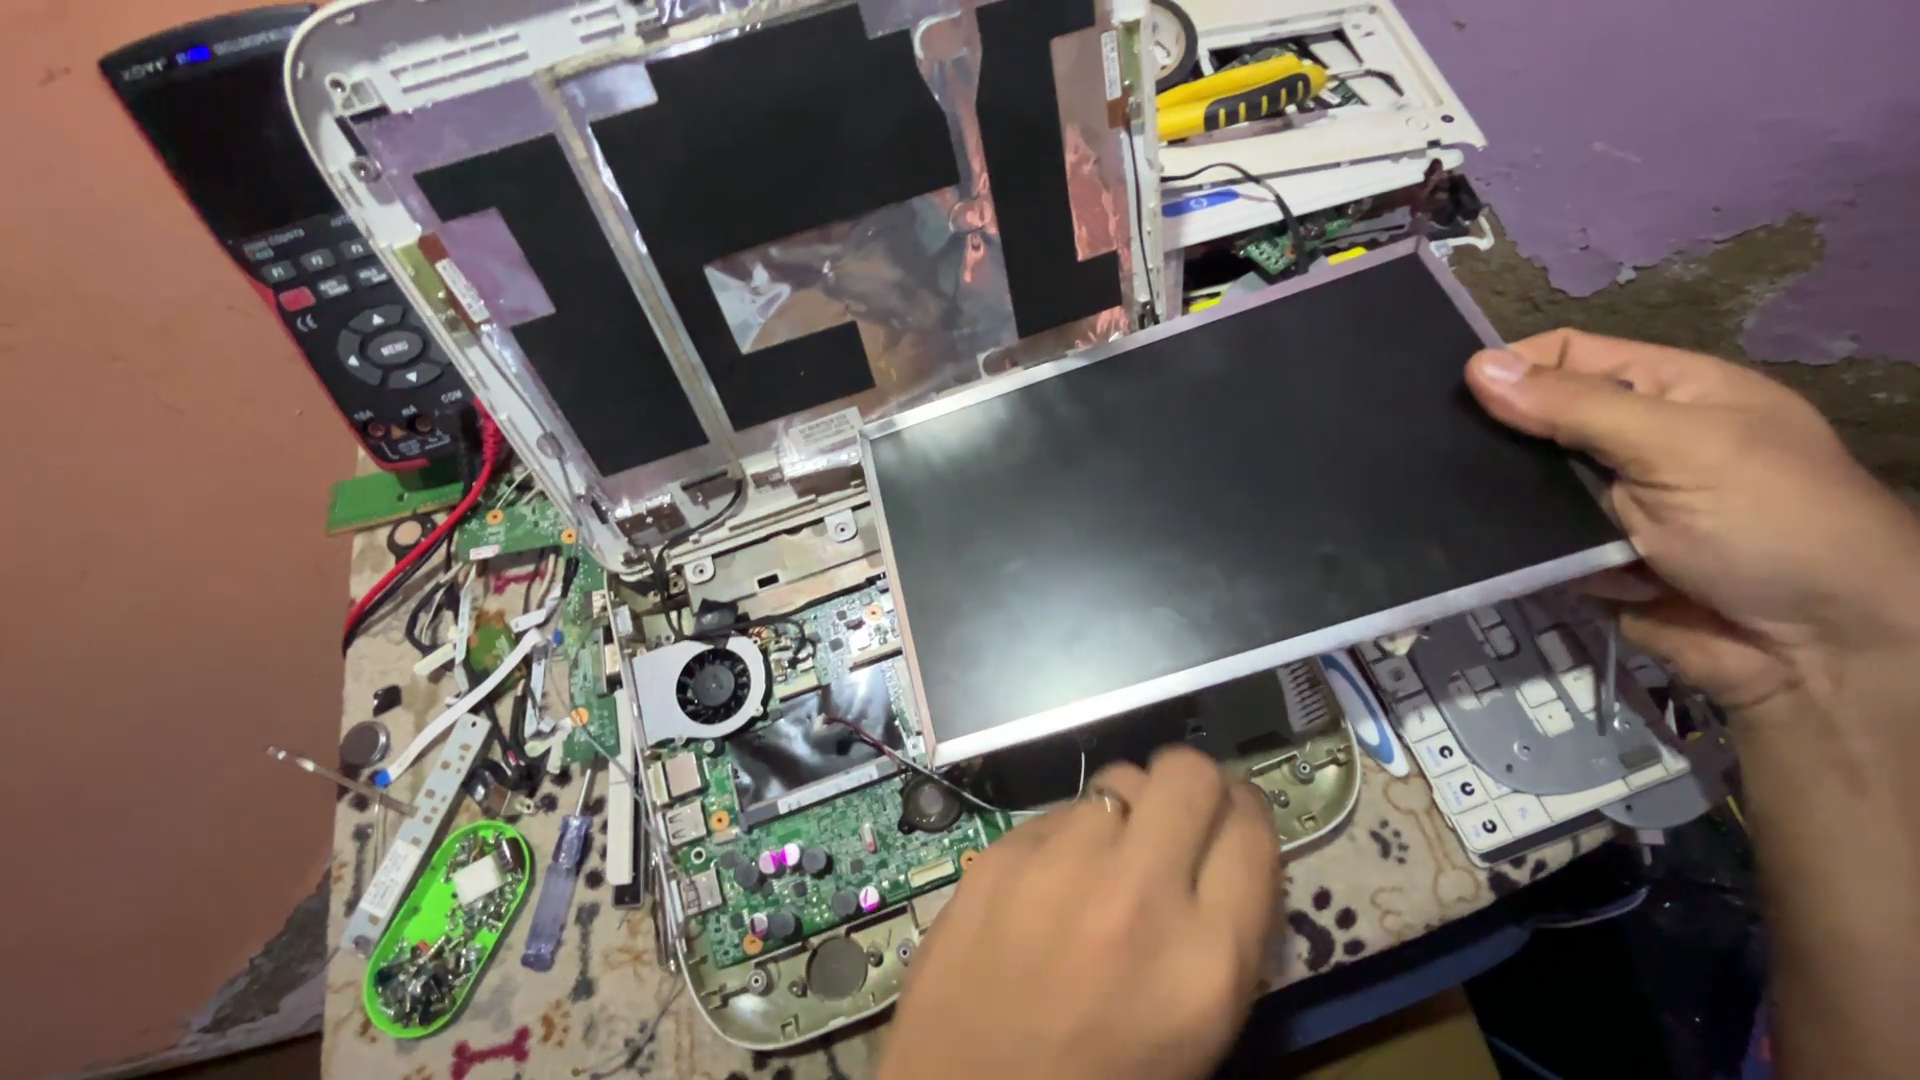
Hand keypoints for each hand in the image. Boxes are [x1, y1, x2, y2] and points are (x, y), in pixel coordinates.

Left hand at [877, 745, 1278, 1079]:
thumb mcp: (1198, 1029)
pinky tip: (1050, 880)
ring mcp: (1062, 865)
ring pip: (1118, 782)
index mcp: (1207, 958)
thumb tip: (1222, 849)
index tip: (1228, 818)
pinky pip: (1058, 812)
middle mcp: (1139, 893)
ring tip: (1105, 857)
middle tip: (1176, 816)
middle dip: (1191, 786)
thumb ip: (1225, 932)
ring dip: (1124, 811)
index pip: (1253, 828)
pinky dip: (1068, 834)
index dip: (1244, 814)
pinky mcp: (1001, 853)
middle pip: (1188, 773)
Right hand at [1465, 329, 1919, 713]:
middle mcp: (1631, 442)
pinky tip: (1487, 555)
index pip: (1568, 356)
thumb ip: (1575, 407)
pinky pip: (1529, 543)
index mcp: (1666, 393)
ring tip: (1437, 502)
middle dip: (1492, 436)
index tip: (1447, 393)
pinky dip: (1517, 551)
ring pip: (1523, 487)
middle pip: (1535, 421)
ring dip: (1498, 498)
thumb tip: (1476, 366)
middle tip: (1424, 449)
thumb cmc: (1770, 524)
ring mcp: (1607, 504)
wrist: (1817, 653)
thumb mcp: (1678, 447)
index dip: (1510, 366)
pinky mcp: (1586, 558)